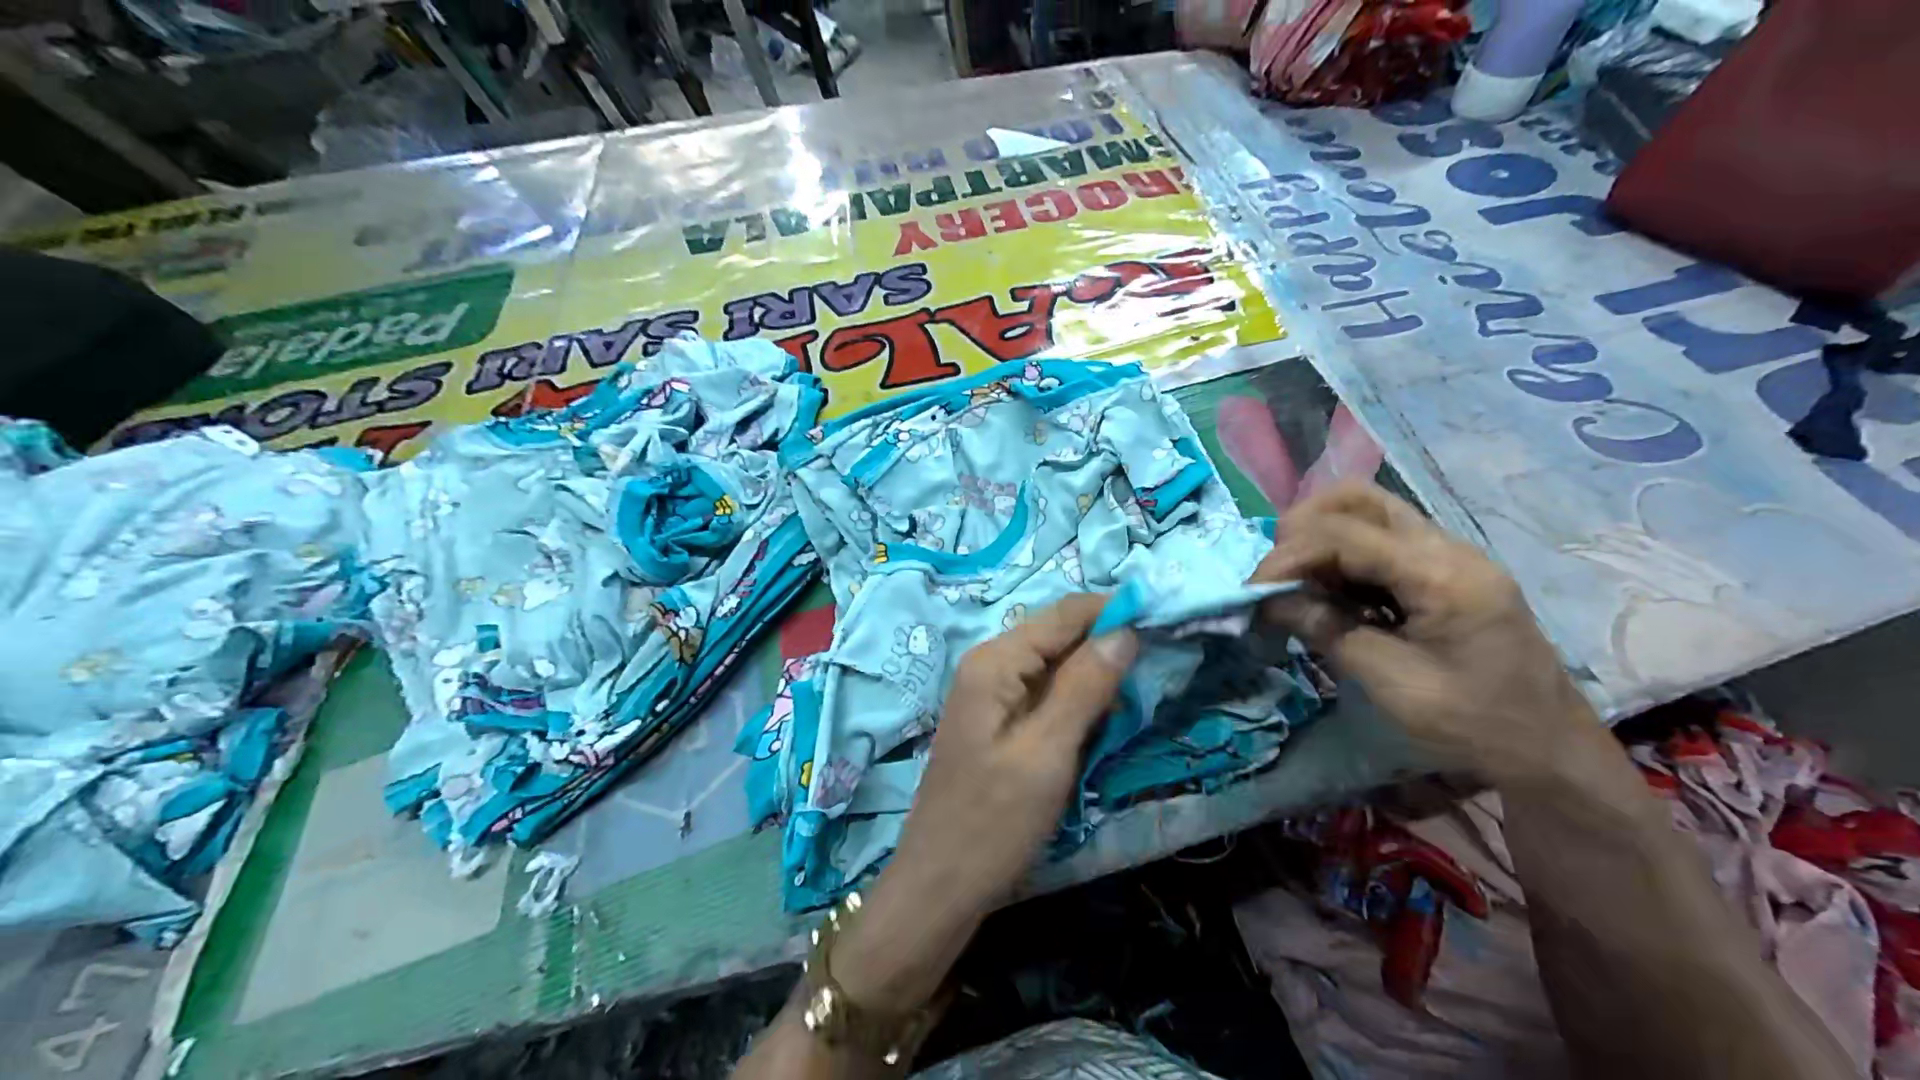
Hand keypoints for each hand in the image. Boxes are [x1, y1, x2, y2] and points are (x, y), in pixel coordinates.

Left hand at [829, 594, 1136, 1010]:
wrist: (940, 886)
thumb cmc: (993, 822)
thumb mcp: (1047, 753)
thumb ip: (1085, 687)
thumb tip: (1125, 631)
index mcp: (994, 662)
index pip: (1064, 613)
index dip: (1114, 610)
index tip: (1165, 619)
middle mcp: (988, 666)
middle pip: (1058, 635)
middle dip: (1108, 642)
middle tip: (1163, 658)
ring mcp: (990, 695)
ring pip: (1054, 665)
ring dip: (1096, 673)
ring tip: (1143, 687)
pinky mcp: (998, 723)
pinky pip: (1044, 694)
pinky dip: (1077, 699)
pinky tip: (1104, 717)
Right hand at [1251, 483, 1600, 785]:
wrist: (1549, 749)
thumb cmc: (1475, 723)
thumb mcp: (1394, 685)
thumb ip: (1329, 632)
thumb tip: (1269, 602)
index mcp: (1443, 576)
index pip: (1345, 535)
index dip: (1288, 557)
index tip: (1253, 592)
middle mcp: (1447, 549)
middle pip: (1357, 499)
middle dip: (1302, 528)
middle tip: (1276, 575)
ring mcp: (1448, 555)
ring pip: (1367, 512)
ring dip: (1320, 538)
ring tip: (1297, 583)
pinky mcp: (1441, 570)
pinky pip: (1379, 540)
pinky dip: (1341, 556)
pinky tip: (1330, 594)